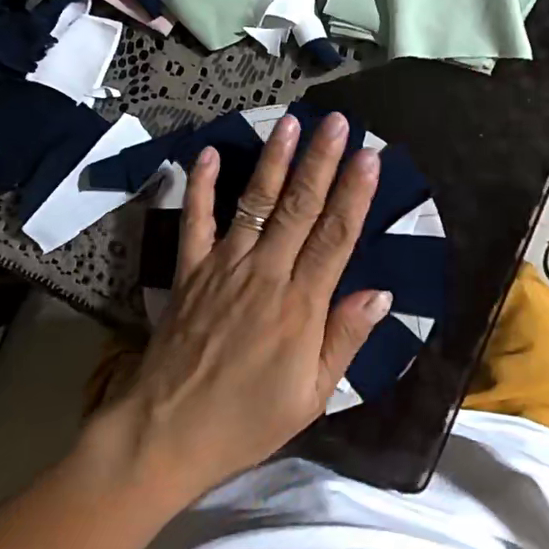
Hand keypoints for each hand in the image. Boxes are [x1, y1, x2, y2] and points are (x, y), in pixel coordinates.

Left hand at [88, 113, 387, 503]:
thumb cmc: (247, 420)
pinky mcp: (188, 270)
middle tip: (337, 122)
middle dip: (320, 162)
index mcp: (301, 306)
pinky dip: (198, 186)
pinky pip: (195, 220)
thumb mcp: (311, 395)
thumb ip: (343, 339)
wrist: (170, 427)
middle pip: (298, 208)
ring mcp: (222, 267)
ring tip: (288, 123)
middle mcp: (264, 274)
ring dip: (272, 161)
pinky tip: (207, 154)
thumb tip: (379, 292)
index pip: (335, 237)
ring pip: (253, 204)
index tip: (370, 156)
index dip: (355, 194)